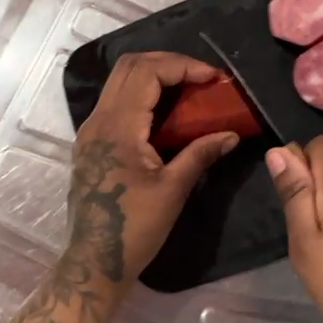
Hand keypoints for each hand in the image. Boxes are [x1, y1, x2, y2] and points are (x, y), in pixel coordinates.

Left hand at [66, 52, 240, 285]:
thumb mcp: (173, 189)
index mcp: (117, 127)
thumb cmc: (135, 227)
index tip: (213, 79)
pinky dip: (142, 94)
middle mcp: (98, 120)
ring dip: (154, 76)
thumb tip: (232, 133)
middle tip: (201, 77)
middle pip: (129, 67)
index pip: (147, 73)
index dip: (182, 66)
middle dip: (168, 63)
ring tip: (189, 89)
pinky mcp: (91, 142)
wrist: (95, 260)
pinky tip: (167, 111)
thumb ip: (201, 153)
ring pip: (120, 81)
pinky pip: (116, 101)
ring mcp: (90, 130)